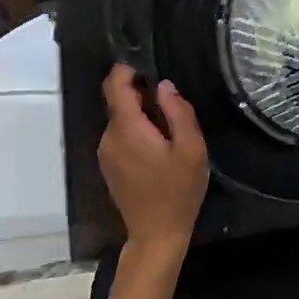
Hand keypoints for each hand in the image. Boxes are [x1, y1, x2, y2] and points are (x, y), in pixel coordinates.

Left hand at [98, 65, 207, 250]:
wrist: (156, 232)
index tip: (147, 66)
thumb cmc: (178, 190)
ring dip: (141, 117)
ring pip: (121, 121)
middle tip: (174, 108)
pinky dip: (137, 133)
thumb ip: (179, 113)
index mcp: (127, 128)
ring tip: (171, 132)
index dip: (126, 70)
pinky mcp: (109, 166)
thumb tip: (165, 86)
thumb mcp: (191, 149)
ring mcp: (106, 153)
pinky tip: (160, 149)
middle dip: (142, 97)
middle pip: (118, 103)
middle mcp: (109, 136)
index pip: (114, 86)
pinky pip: (120, 138)